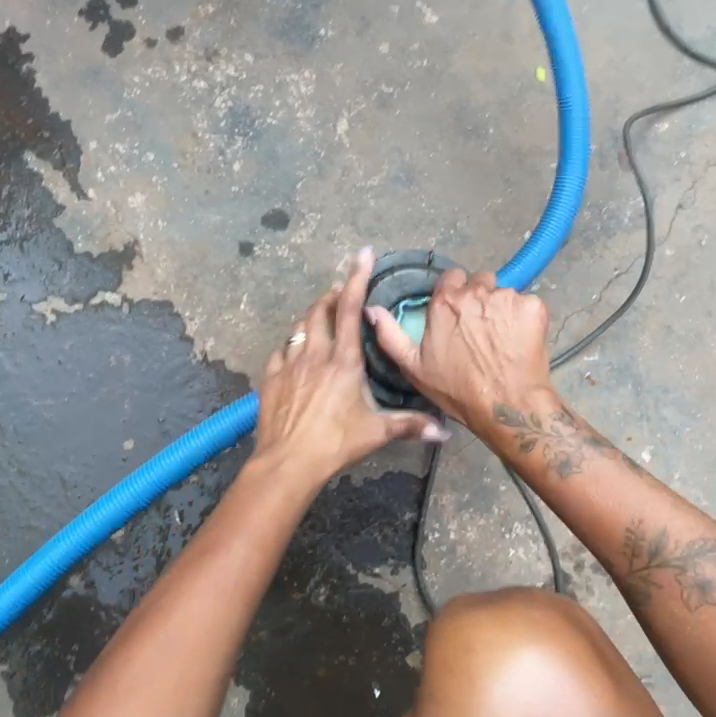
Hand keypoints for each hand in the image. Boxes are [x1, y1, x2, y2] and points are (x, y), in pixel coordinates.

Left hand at [253, 248, 449, 484]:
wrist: (287, 462)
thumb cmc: (336, 443)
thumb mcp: (376, 433)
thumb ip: (410, 425)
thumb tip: (444, 433)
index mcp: (344, 361)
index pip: (350, 309)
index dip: (356, 278)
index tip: (362, 254)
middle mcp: (315, 355)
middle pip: (319, 311)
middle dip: (330, 295)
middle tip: (340, 291)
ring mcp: (289, 365)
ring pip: (299, 328)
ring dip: (311, 318)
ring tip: (320, 317)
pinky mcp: (270, 379)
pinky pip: (279, 353)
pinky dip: (290, 347)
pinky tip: (294, 354)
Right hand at [365, 268, 557, 432]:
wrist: (506, 405)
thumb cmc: (457, 390)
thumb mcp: (414, 367)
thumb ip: (390, 334)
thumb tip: (371, 309)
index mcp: (445, 301)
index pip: (453, 277)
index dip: (456, 293)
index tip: (459, 314)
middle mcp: (475, 292)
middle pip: (481, 281)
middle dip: (481, 299)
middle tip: (482, 329)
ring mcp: (507, 298)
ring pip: (505, 294)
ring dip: (503, 310)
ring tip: (503, 339)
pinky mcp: (533, 307)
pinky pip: (529, 305)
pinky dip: (526, 319)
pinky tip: (521, 341)